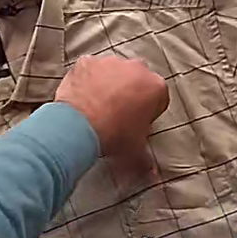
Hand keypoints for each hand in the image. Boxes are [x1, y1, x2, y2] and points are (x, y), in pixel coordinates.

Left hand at [55, 54, 167, 179]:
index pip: (157, 98)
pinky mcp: (87, 61)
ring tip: (96, 107)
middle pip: (136, 80)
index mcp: (155, 87)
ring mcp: (110, 62)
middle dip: (129, 94)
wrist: (79, 125)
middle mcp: (137, 68)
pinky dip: (87, 79)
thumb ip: (146, 162)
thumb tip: (153, 177)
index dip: (147, 112)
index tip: (136, 123)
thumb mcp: (135, 151)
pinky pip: (89, 69)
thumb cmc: (114, 136)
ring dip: (108, 84)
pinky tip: (82, 96)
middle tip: (116, 115)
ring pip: (113, 71)